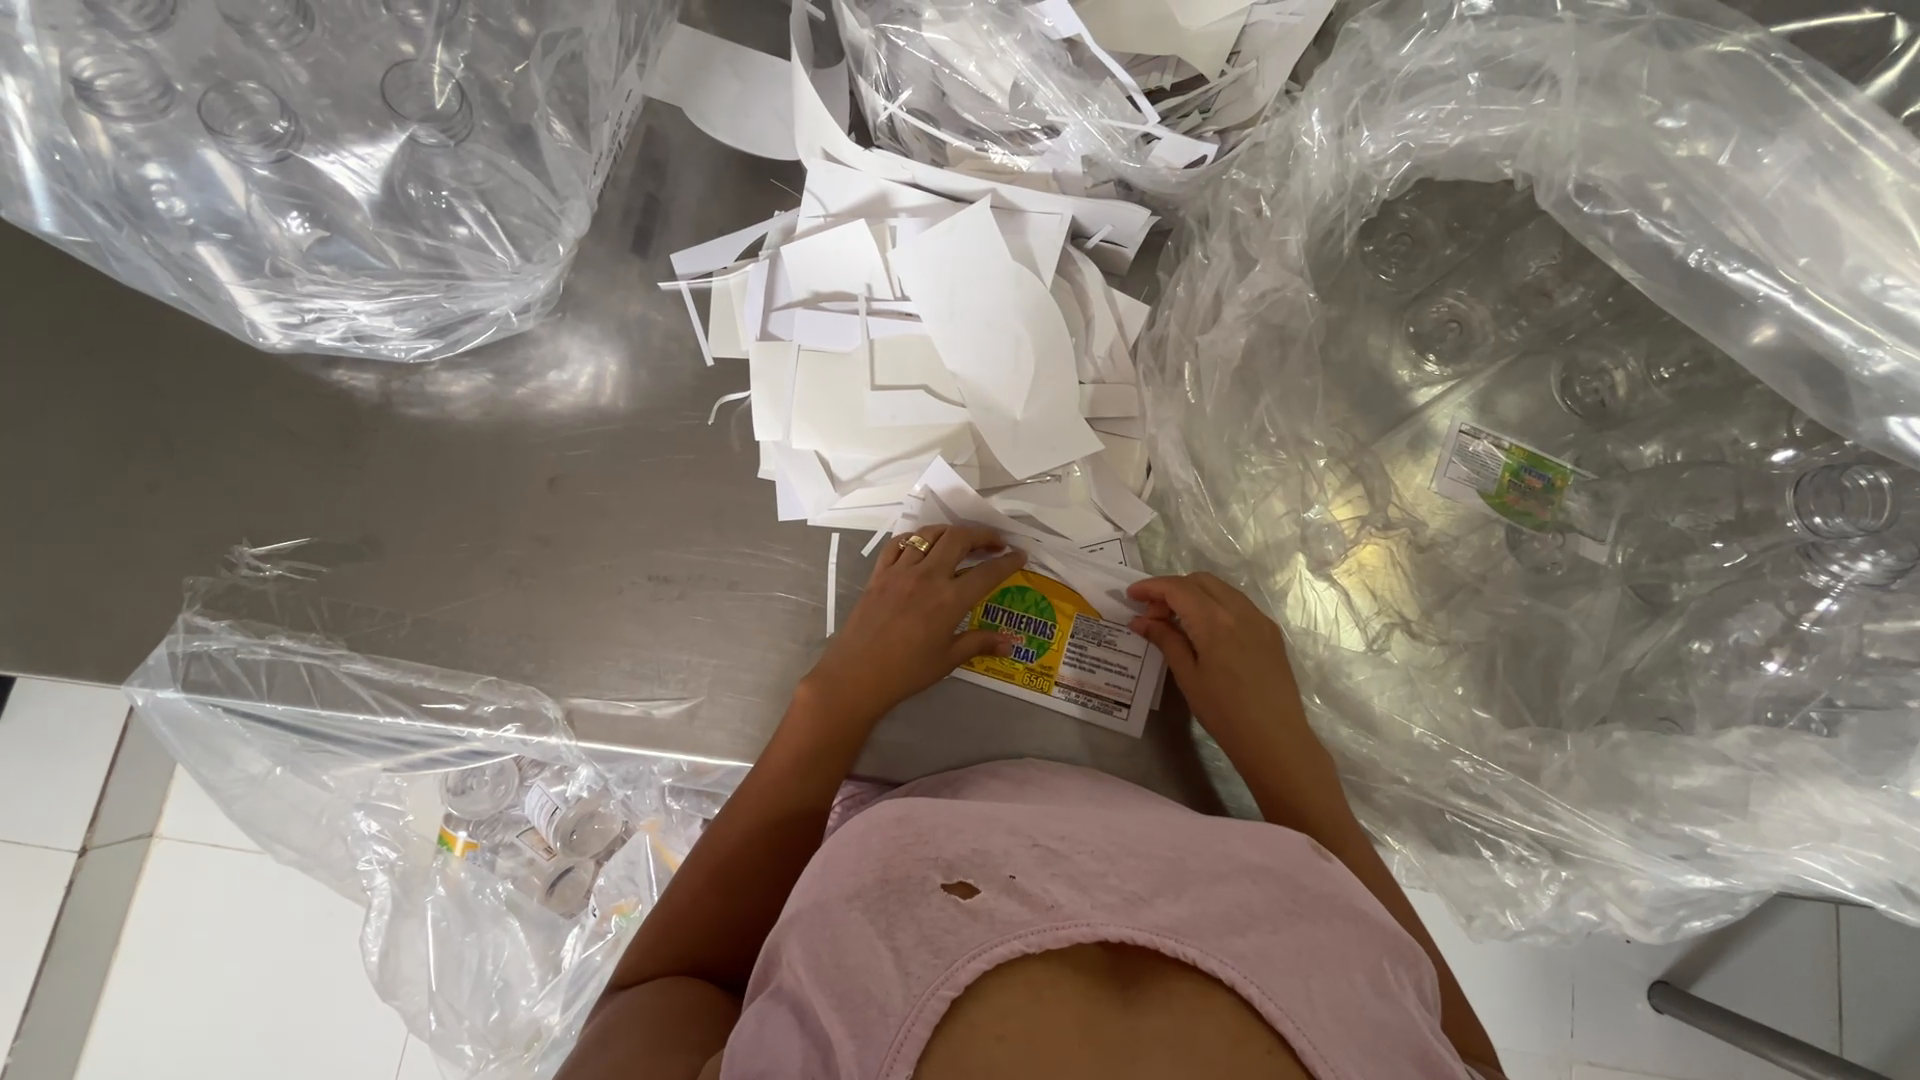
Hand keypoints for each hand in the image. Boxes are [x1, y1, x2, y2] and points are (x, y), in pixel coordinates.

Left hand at [798, 524, 1026, 727]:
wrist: (856, 675)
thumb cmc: (906, 672)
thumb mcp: (948, 659)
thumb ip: (979, 643)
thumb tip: (1011, 642)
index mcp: (950, 599)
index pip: (987, 572)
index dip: (1008, 561)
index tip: (1020, 555)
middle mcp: (927, 576)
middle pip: (959, 538)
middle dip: (982, 535)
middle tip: (995, 542)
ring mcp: (900, 571)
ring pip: (929, 534)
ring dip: (950, 531)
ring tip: (962, 539)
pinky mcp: (879, 574)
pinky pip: (898, 544)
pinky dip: (914, 539)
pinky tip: (921, 546)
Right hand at [1126, 573, 1308, 749]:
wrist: (1275, 738)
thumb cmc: (1224, 711)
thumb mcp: (1187, 675)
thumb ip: (1165, 640)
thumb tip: (1141, 621)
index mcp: (1215, 621)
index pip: (1177, 588)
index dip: (1151, 588)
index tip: (1131, 596)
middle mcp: (1240, 610)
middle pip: (1200, 581)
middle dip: (1172, 589)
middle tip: (1153, 615)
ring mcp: (1259, 619)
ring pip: (1221, 589)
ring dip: (1194, 595)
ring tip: (1176, 621)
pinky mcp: (1270, 632)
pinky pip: (1238, 604)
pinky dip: (1214, 605)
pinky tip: (1204, 630)